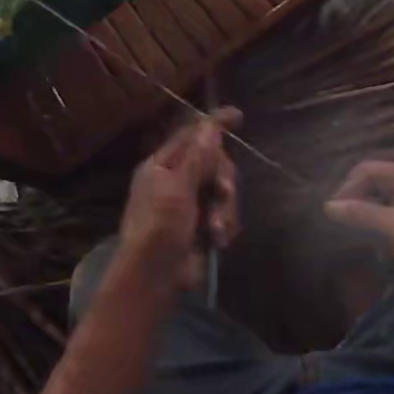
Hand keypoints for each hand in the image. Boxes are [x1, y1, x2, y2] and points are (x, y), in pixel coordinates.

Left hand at [117, 108, 240, 288]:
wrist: (155, 278)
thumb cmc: (158, 229)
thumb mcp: (178, 189)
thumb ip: (198, 159)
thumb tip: (210, 126)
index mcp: (162, 166)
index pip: (191, 135)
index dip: (214, 124)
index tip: (238, 116)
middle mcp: (176, 180)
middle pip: (215, 164)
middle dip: (223, 181)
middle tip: (223, 195)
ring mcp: (190, 204)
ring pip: (223, 191)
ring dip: (224, 211)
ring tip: (217, 231)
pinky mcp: (202, 226)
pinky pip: (225, 214)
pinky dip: (225, 226)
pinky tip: (218, 241)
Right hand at [324, 161, 393, 285]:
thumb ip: (361, 215)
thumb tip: (328, 206)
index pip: (365, 171)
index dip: (345, 190)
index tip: (333, 217)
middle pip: (374, 183)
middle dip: (356, 203)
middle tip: (344, 229)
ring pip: (384, 199)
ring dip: (369, 217)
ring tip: (362, 239)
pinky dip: (383, 226)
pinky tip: (384, 246)